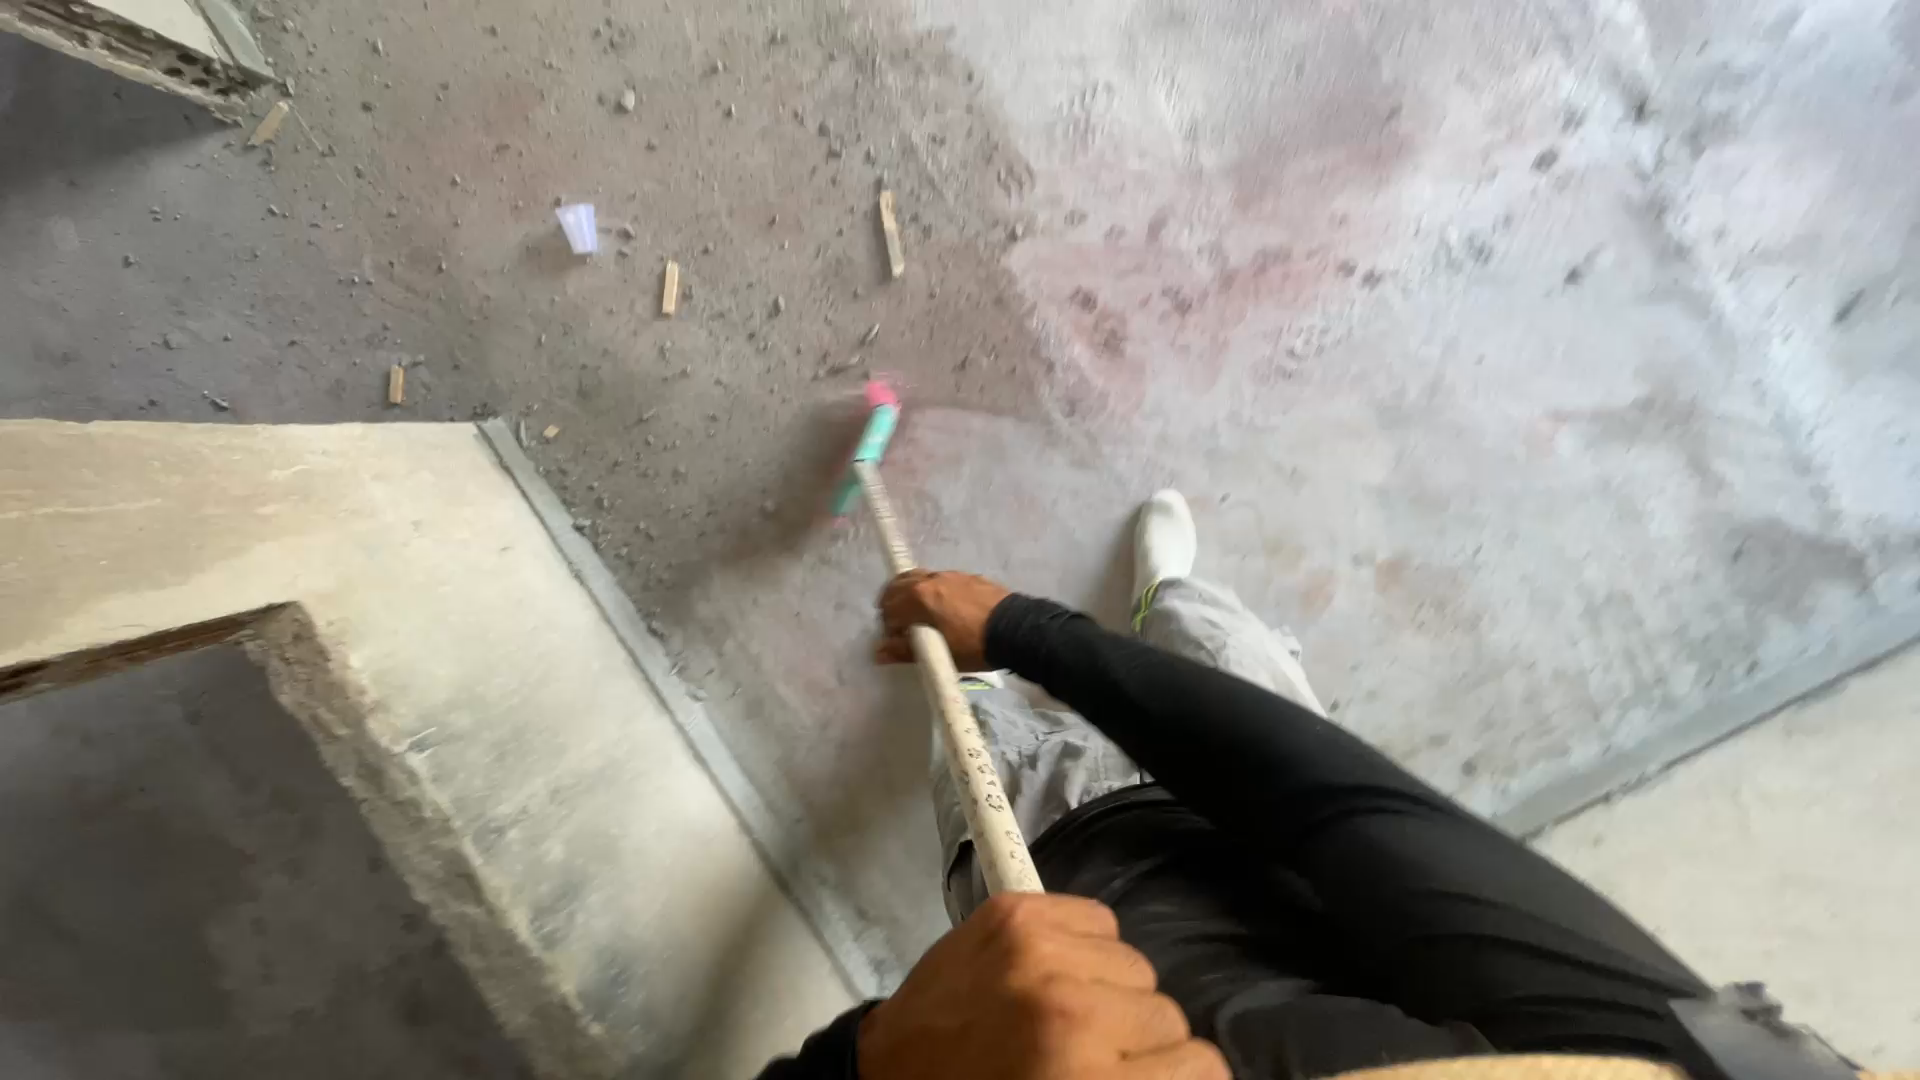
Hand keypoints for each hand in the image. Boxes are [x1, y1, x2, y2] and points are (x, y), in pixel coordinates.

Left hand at [858, 893, 1227, 1079]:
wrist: (890, 1072)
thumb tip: (1185, 1067)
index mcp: (1085, 1078)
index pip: (1201, 1064)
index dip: (1186, 1075)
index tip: (1159, 1077)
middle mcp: (1070, 1007)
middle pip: (1167, 1012)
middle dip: (1142, 1040)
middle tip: (1102, 1056)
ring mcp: (1038, 949)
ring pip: (1137, 963)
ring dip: (1115, 990)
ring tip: (1074, 1012)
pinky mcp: (1016, 910)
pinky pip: (1100, 918)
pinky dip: (1091, 946)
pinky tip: (1060, 971)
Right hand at [875, 570, 1012, 669]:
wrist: (1016, 629)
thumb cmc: (974, 645)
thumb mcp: (940, 653)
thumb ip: (906, 651)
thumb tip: (879, 652)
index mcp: (919, 596)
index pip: (890, 607)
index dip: (889, 625)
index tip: (895, 640)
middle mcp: (931, 580)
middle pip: (900, 584)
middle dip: (893, 602)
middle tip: (897, 621)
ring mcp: (951, 575)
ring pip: (921, 577)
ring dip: (911, 592)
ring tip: (917, 611)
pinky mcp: (968, 577)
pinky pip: (940, 579)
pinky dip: (932, 589)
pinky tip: (943, 606)